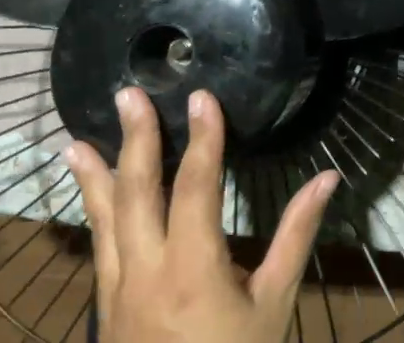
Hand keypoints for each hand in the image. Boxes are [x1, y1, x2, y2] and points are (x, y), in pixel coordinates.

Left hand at [65, 87, 339, 342]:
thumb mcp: (275, 301)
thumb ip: (295, 235)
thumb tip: (327, 177)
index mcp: (192, 267)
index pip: (194, 187)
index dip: (201, 139)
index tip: (202, 97)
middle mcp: (144, 272)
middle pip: (134, 195)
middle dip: (133, 142)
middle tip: (127, 96)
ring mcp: (116, 292)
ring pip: (102, 222)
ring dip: (93, 177)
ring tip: (76, 142)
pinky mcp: (106, 308)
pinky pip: (99, 246)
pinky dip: (93, 212)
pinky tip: (94, 199)